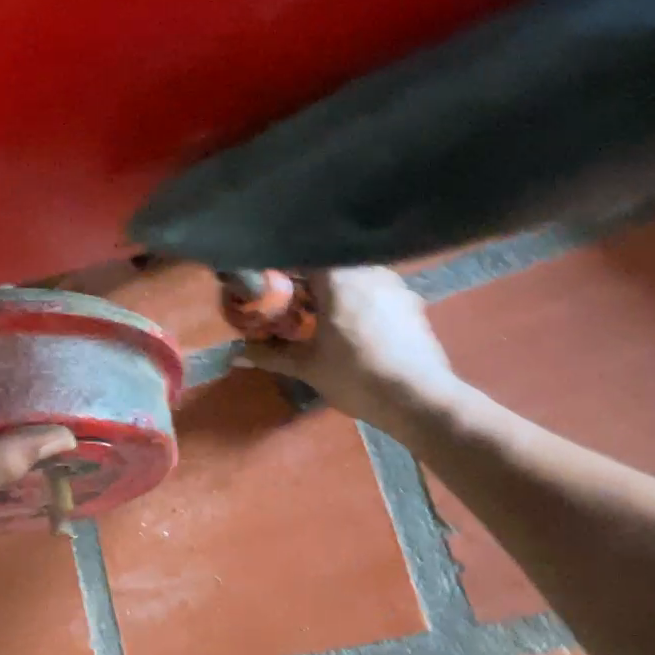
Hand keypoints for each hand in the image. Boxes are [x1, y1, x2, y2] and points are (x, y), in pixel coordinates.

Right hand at [238, 266, 466, 438]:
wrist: (419, 398)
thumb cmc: (356, 376)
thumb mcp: (307, 367)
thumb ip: (271, 355)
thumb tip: (236, 355)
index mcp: (338, 278)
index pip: (301, 256)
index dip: (282, 269)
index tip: (269, 286)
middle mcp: (368, 271)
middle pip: (330, 266)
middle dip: (309, 283)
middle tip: (292, 305)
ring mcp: (395, 285)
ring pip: (355, 278)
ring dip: (336, 293)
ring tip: (323, 318)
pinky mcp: (412, 303)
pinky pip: (376, 293)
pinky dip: (360, 303)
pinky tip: (355, 328)